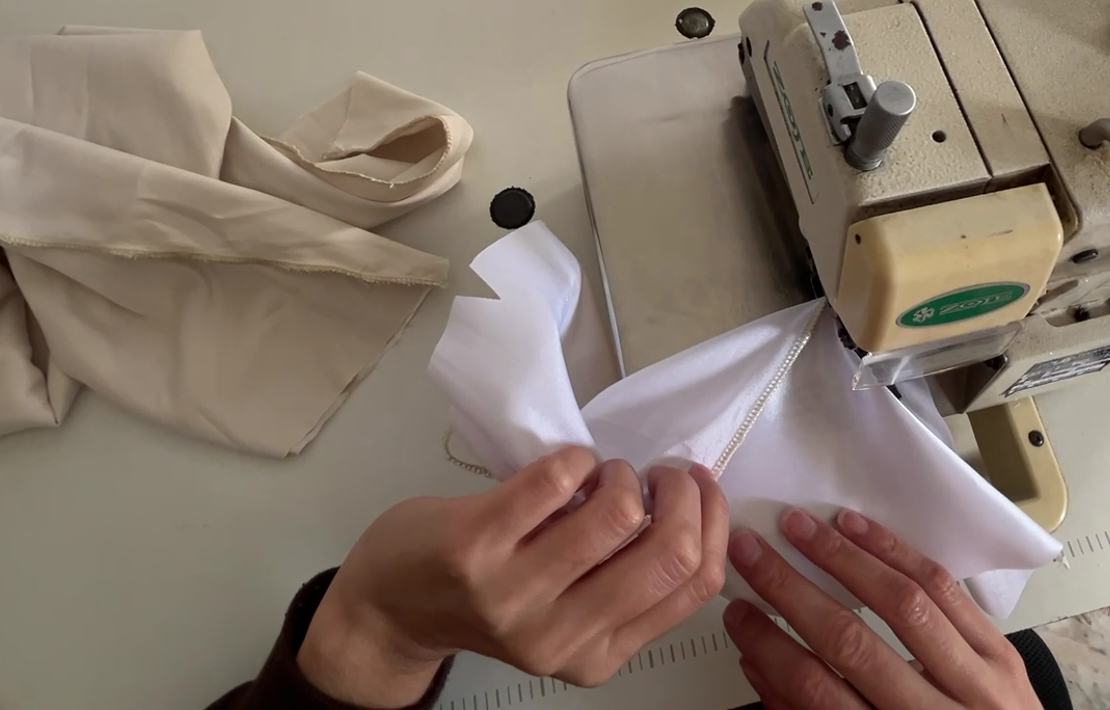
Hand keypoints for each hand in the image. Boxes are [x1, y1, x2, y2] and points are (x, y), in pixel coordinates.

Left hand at [298, 447, 728, 705]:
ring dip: (620, 473)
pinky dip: (574, 457)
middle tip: (661, 473)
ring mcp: (517, 593)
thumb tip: (694, 508)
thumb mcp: (570, 609)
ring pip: (616, 513)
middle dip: (680, 490)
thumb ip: (624, 578)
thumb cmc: (491, 593)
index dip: (714, 521)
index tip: (700, 486)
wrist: (395, 605)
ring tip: (601, 473)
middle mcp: (563, 635)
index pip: (694, 584)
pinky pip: (556, 480)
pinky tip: (565, 465)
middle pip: (669, 551)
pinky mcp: (478, 545)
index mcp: (600, 651)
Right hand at [725, 508, 1043, 709]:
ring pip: (903, 603)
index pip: (819, 695)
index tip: (737, 611)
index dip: (771, 648)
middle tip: (751, 551)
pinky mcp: (1004, 654)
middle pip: (853, 643)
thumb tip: (758, 657)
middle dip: (790, 589)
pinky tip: (855, 527)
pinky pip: (944, 588)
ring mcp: (982, 687)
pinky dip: (894, 551)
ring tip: (798, 526)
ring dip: (841, 557)